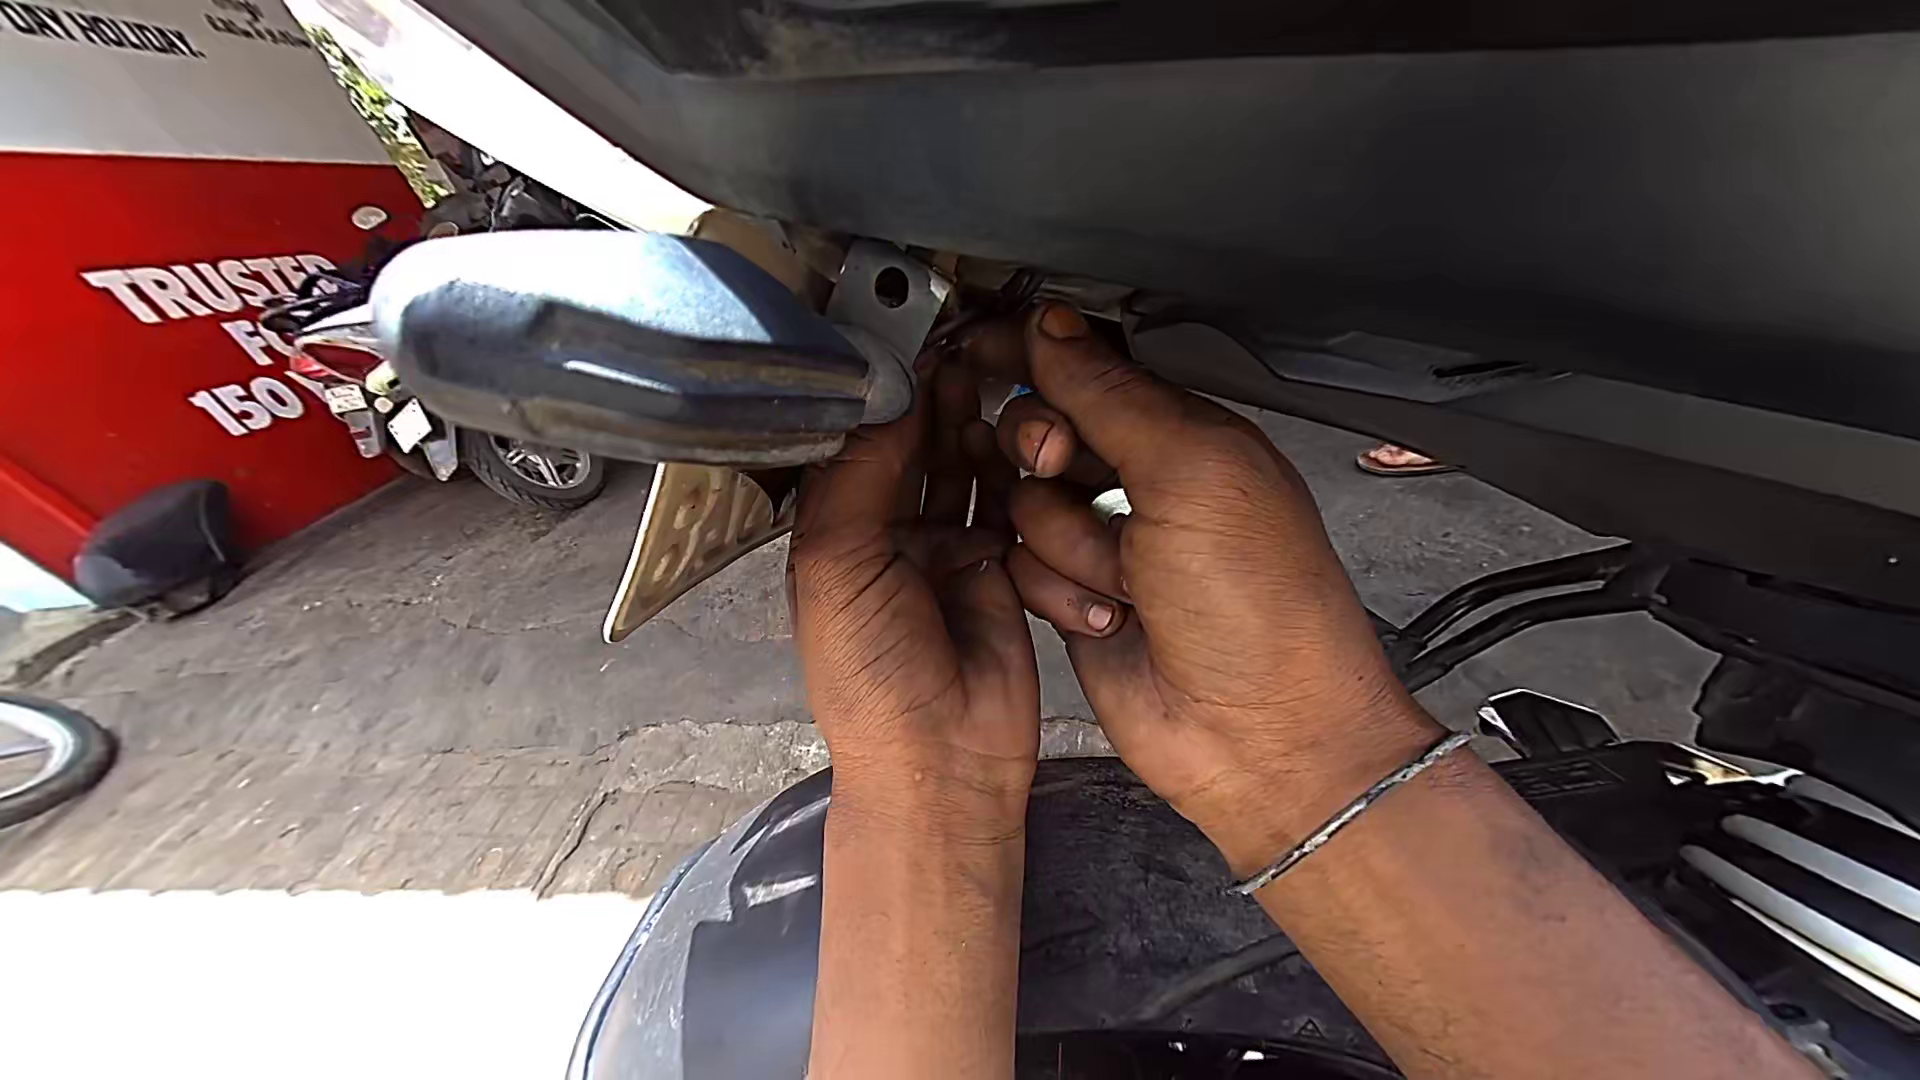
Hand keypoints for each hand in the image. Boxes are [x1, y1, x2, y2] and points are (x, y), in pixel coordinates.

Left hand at [789, 357, 1039, 831]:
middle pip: (912, 454)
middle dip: (929, 408)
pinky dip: (1005, 474)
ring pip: (958, 474)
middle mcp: (889, 540)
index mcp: (838, 539)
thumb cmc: (873, 679)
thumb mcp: (836, 569)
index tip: (906, 356)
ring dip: (967, 432)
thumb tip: (887, 402)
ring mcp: (944, 552)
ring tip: (978, 388)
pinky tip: (1007, 442)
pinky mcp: (995, 567)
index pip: (858, 452)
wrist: (944, 756)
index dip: (882, 405)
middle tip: (952, 359)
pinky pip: (1001, 506)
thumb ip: (857, 478)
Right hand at [966, 305, 1441, 865]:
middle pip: (1034, 430)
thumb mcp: (1192, 473)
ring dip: (1066, 543)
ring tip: (1126, 583)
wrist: (1253, 732)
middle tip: (1060, 461)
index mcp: (1173, 430)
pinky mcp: (1064, 591)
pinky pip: (1018, 562)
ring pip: (1020, 503)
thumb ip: (1111, 394)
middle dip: (1040, 447)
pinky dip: (1057, 589)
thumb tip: (1050, 325)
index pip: (1083, 367)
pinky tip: (1110, 618)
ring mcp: (1093, 538)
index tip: (977, 343)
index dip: (1029, 353)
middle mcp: (1128, 477)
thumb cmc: (1252, 598)